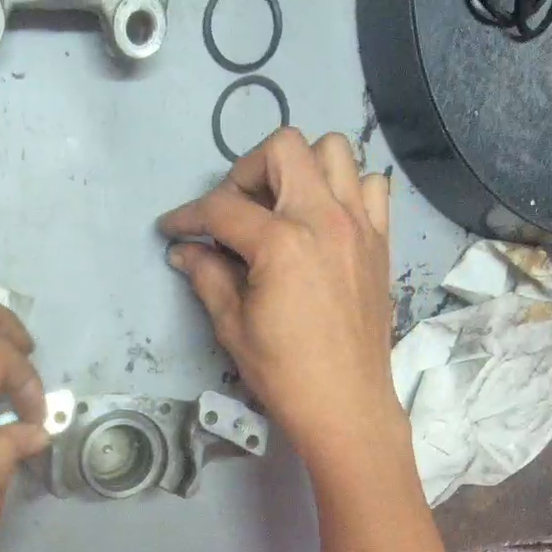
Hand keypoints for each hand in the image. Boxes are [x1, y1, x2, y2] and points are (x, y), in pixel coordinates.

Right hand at [159, 128, 402, 462]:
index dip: (188, 216)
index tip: (172, 229)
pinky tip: (322, 221)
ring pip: (333, 152)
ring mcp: (359, 224)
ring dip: (298, 169)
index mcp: (282, 243)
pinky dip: (344, 188)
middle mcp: (324, 218)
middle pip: (283, 149)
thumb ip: (207, 276)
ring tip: (280, 208)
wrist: (344, 402)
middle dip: (246, 172)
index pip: (222, 208)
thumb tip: (185, 251)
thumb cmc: (282, 372)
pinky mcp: (379, 239)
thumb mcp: (232, 326)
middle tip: (234, 212)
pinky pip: (370, 184)